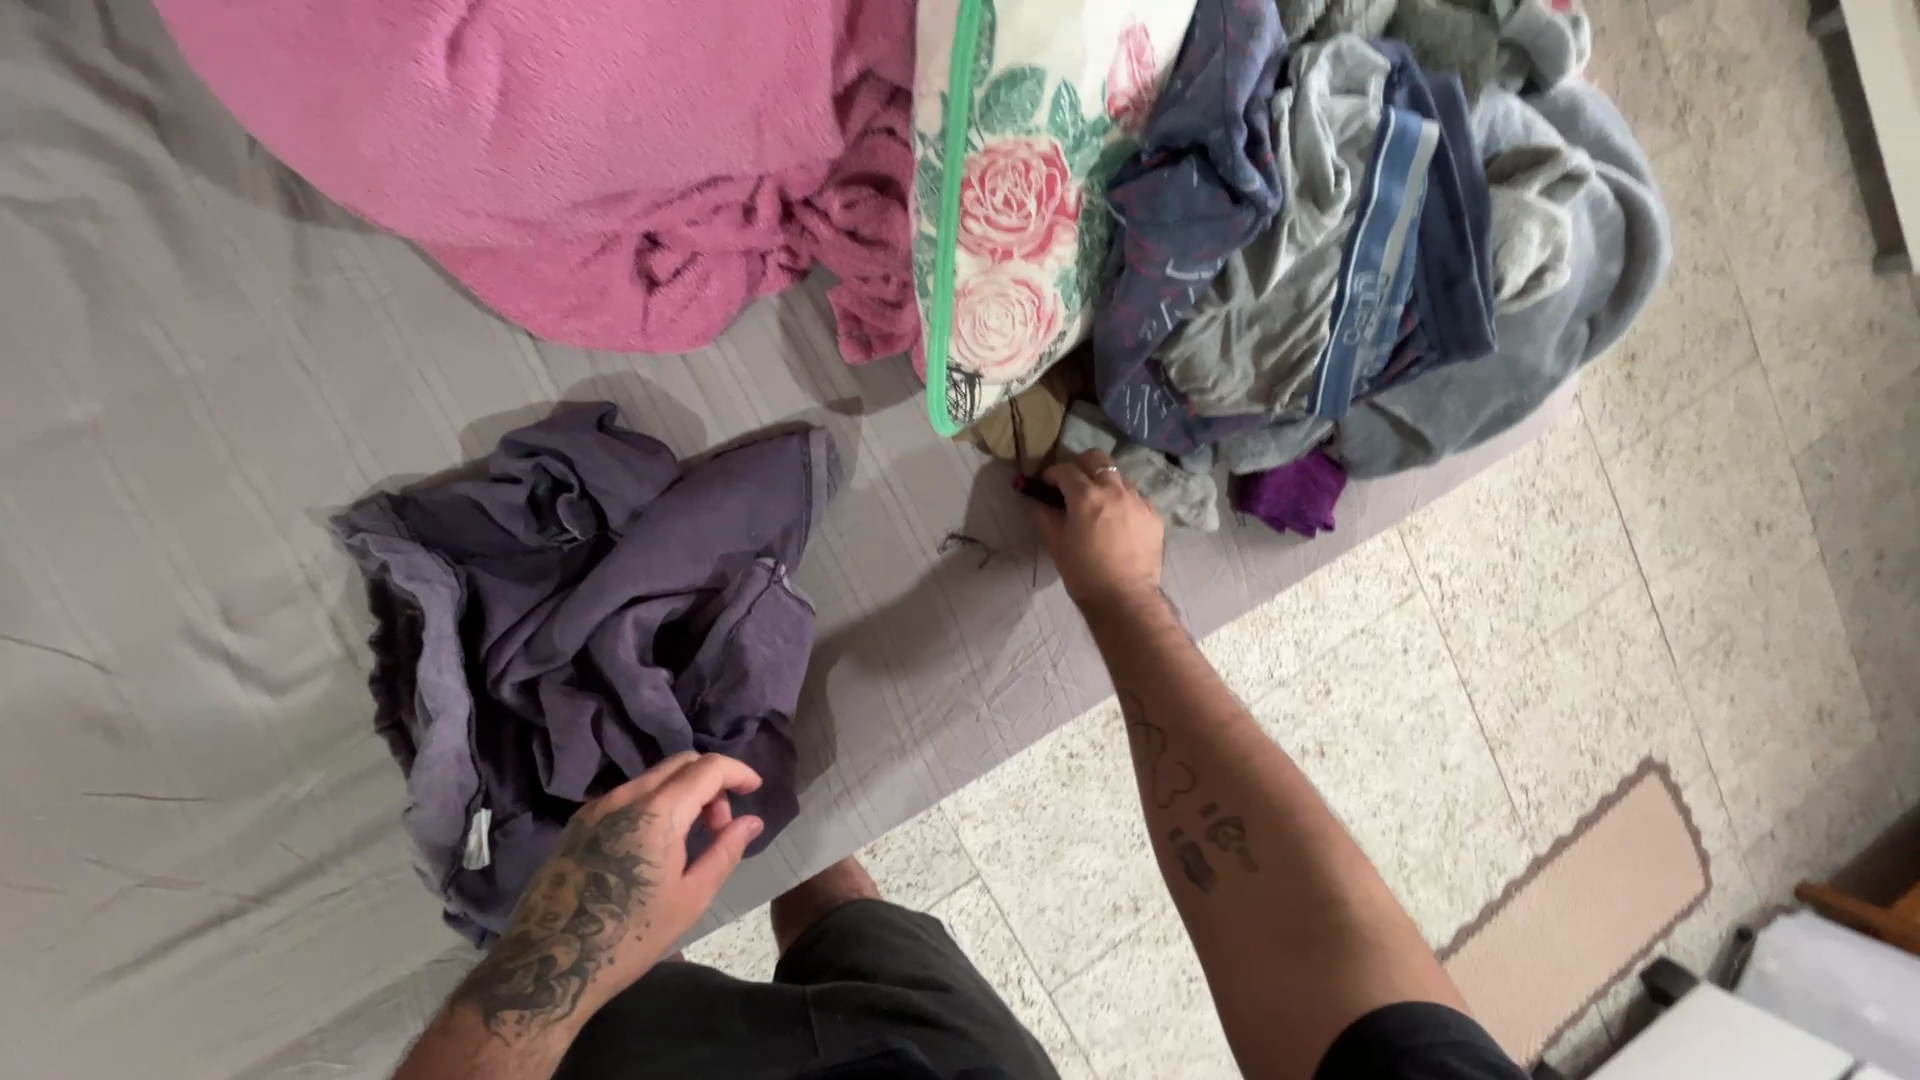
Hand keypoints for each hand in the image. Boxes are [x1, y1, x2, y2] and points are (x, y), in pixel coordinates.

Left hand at [449, 753, 763, 1044]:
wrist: (545, 969)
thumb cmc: (628, 938)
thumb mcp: (690, 898)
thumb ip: (725, 851)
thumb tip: (751, 821)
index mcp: (657, 812)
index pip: (709, 767)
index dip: (738, 771)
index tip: (755, 789)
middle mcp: (625, 797)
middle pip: (681, 763)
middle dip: (712, 782)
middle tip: (721, 824)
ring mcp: (596, 808)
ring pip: (654, 778)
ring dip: (684, 792)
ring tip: (691, 838)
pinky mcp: (578, 824)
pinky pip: (628, 795)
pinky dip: (656, 802)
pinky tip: (656, 844)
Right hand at [1034, 449, 1165, 617]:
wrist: (1125, 599)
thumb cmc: (1084, 574)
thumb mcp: (1056, 545)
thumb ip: (1045, 517)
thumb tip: (1040, 502)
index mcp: (1086, 496)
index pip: (1065, 470)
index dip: (1051, 474)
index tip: (1046, 484)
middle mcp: (1115, 490)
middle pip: (1097, 459)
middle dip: (1080, 465)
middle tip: (1072, 484)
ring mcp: (1138, 501)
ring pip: (1118, 477)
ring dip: (1104, 484)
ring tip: (1098, 505)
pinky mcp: (1154, 515)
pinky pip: (1136, 498)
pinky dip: (1123, 502)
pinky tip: (1118, 522)